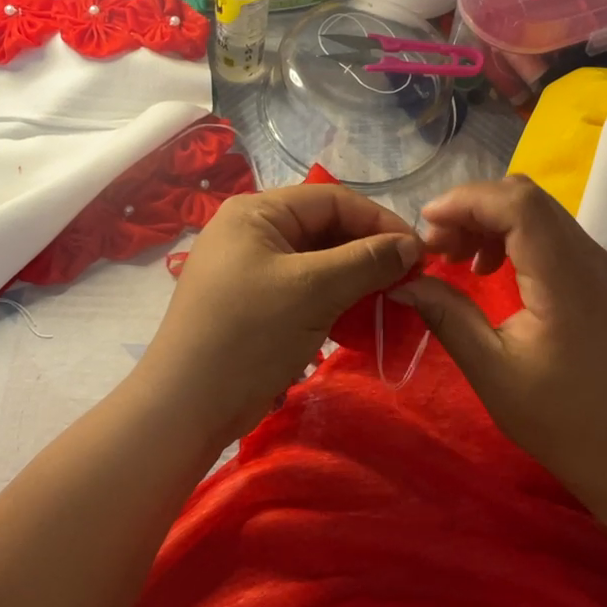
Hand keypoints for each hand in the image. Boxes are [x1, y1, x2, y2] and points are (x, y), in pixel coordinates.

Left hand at [131, 184, 423, 447]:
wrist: (187, 406)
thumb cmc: (248, 335)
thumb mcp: (313, 291)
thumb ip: (366, 261)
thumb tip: (412, 244)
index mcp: (257, 213)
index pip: (332, 200)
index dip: (379, 222)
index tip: (420, 253)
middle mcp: (252, 232)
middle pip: (325, 229)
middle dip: (368, 253)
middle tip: (408, 282)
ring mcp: (251, 270)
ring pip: (318, 263)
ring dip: (354, 281)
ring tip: (388, 304)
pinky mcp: (255, 305)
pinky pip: (305, 291)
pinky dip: (333, 302)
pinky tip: (357, 324)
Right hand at [394, 176, 606, 509]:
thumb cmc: (558, 417)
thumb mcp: (491, 370)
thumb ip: (447, 316)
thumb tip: (402, 282)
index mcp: (566, 281)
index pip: (519, 206)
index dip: (467, 202)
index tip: (427, 227)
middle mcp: (590, 259)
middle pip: (527, 197)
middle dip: (472, 209)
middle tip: (436, 247)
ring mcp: (600, 263)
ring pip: (539, 209)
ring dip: (490, 220)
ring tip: (456, 258)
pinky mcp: (600, 273)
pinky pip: (551, 231)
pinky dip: (512, 234)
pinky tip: (489, 269)